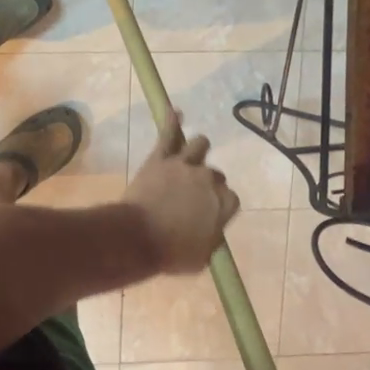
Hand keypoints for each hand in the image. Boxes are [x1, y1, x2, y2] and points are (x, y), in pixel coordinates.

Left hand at [123, 109, 240, 274]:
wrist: (138, 237)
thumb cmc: (171, 253)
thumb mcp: (202, 258)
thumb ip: (212, 238)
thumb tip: (212, 231)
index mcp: (223, 204)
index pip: (231, 198)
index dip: (220, 205)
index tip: (210, 213)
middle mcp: (209, 179)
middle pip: (215, 174)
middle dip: (207, 182)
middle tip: (192, 195)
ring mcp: (185, 165)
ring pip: (200, 145)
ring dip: (197, 150)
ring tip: (191, 155)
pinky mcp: (161, 157)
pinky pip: (169, 134)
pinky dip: (172, 120)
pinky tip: (175, 111)